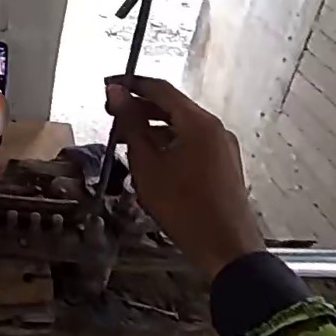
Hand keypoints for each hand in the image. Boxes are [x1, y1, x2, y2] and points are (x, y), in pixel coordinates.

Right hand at [105, 76, 265, 277]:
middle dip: (140, 108)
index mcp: (198, 122)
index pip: (160, 89)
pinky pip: (192, 142)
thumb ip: (131, 125)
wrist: (228, 251)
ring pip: (182, 126)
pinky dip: (169, 143)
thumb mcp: (148, 165)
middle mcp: (214, 127)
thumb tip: (116, 93)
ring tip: (125, 138)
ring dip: (153, 127)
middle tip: (111, 114)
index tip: (108, 86)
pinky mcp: (224, 164)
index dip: (131, 84)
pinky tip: (151, 158)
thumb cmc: (184, 207)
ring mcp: (223, 146)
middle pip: (172, 106)